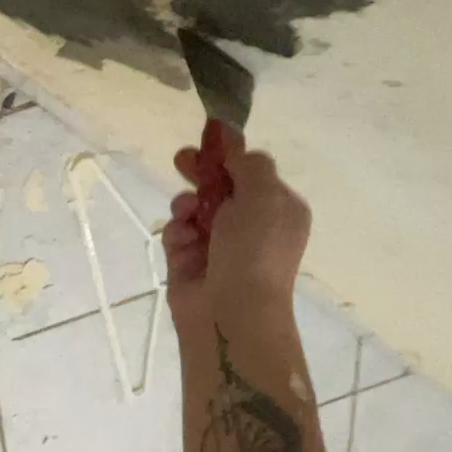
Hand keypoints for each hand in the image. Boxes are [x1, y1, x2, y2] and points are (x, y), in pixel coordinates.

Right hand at [163, 125, 311, 331]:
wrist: (232, 310)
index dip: (227, 156)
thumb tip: (234, 145)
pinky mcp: (188, 264)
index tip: (206, 142)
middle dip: (198, 176)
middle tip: (179, 160)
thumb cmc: (255, 249)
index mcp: (277, 208)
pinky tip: (180, 241)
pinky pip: (176, 238)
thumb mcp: (264, 195)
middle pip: (218, 190)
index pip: (249, 173)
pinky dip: (175, 235)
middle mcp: (248, 226)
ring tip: (184, 215)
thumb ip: (248, 164)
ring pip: (192, 212)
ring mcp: (216, 246)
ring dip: (184, 207)